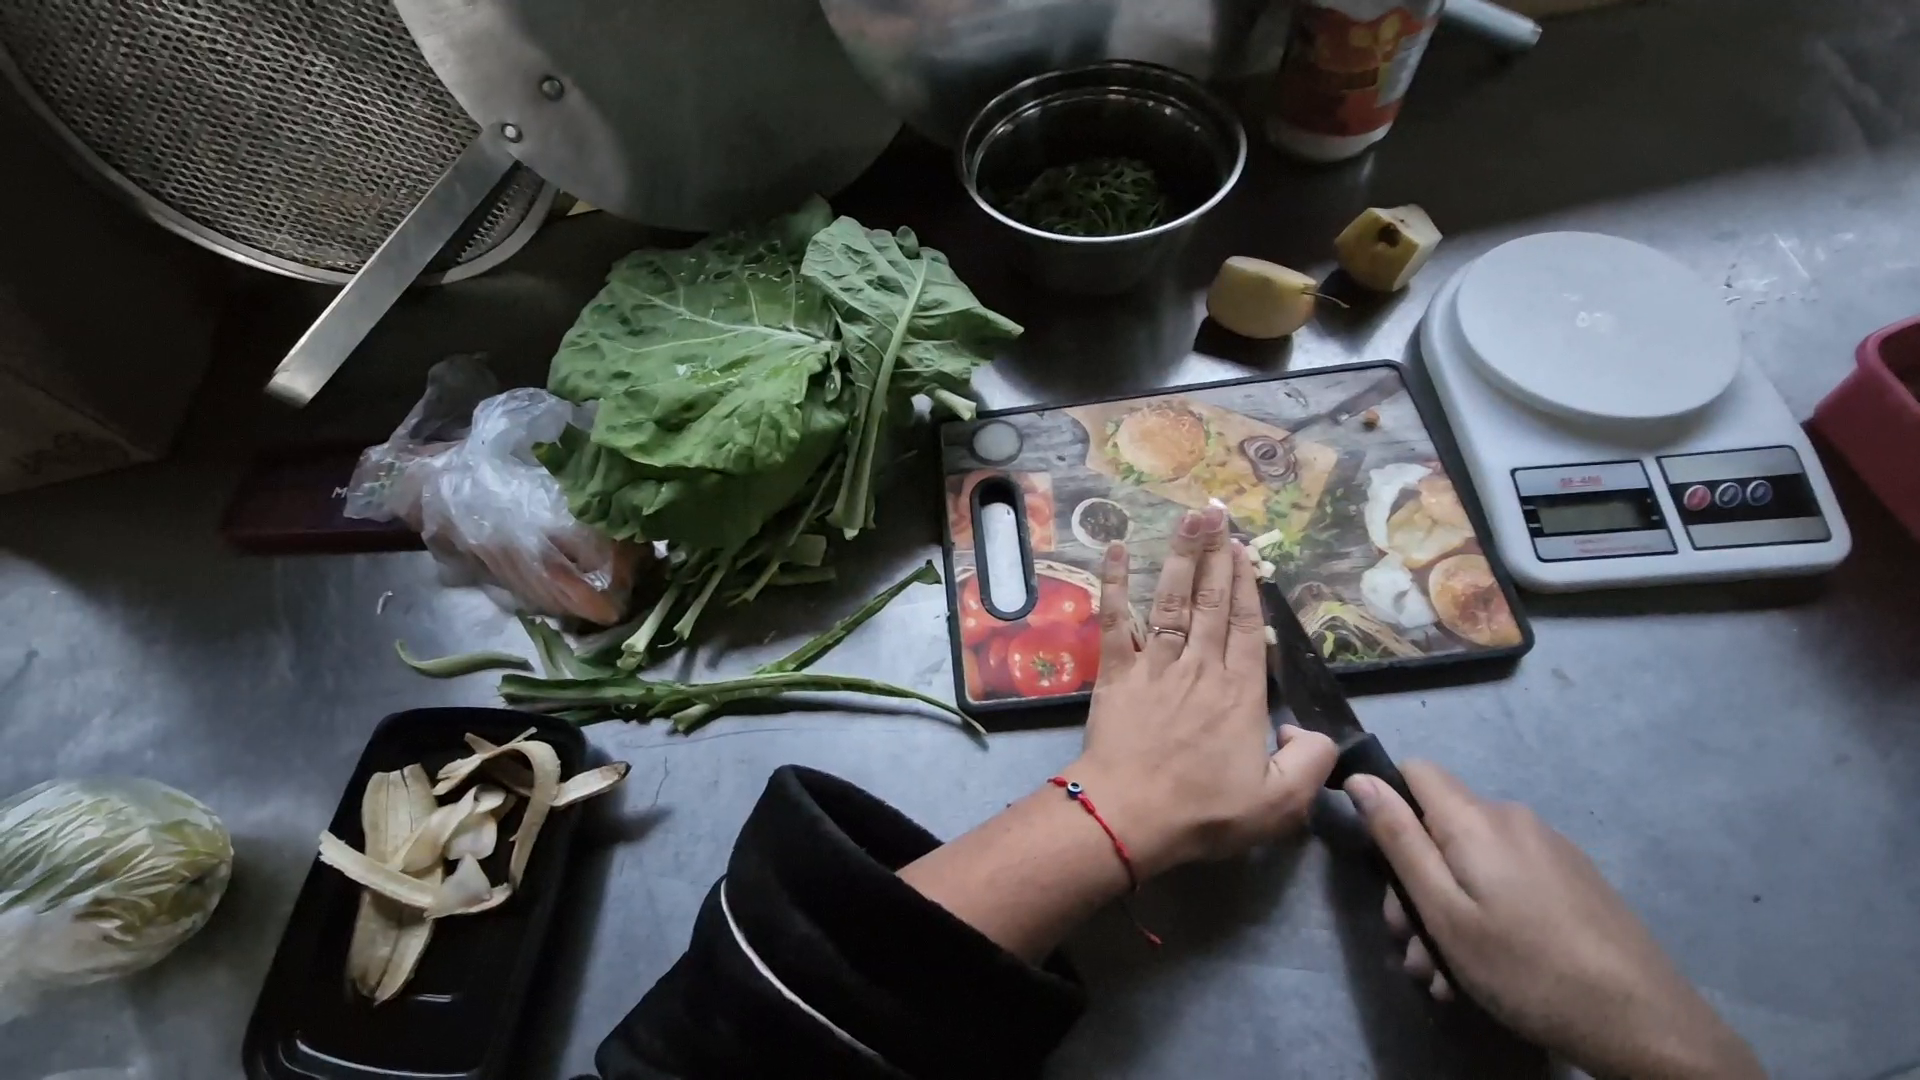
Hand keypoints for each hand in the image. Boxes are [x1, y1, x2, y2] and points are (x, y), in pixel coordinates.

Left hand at [1070, 506, 1337, 878]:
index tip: (1246, 551)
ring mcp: (1155, 664)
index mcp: (1240, 693)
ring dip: (1180, 556)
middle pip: (1212, 601)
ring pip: (1171, 599)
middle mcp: (1199, 667)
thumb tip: (1312, 731)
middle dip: (1217, 555)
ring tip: (1190, 518)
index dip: (1248, 586)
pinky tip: (1114, 548)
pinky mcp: (1115, 671)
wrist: (1128, 815)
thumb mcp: (1277, 803)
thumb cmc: (1201, 812)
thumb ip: (1309, 763)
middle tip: (1219, 514)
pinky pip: (1115, 620)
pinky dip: (1114, 583)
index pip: (1247, 627)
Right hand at [1346, 765, 1764, 1079]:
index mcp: (1475, 818)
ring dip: (1447, 908)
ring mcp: (1550, 849)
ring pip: (1472, 861)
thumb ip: (1398, 839)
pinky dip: (1486, 912)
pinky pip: (1508, 879)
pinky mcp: (1575, 881)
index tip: (1384, 861)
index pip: (1414, 770)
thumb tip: (1360, 778)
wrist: (1650, 1029)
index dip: (1388, 804)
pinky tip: (1486, 967)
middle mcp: (1512, 819)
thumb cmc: (1527, 967)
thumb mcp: (1443, 910)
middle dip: (1414, 880)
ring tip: (1445, 973)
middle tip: (1410, 945)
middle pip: (1439, 826)